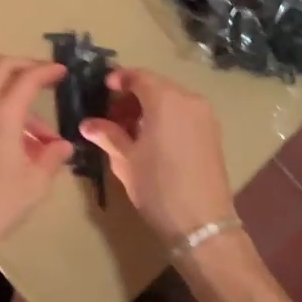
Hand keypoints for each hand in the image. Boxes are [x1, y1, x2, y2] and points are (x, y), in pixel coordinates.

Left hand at [0, 57, 76, 264]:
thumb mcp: (35, 183)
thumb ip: (52, 157)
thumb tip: (63, 145)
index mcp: (1, 115)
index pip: (26, 79)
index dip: (46, 70)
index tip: (62, 70)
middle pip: (1, 71)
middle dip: (25, 68)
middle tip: (46, 78)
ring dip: (16, 104)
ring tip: (40, 139)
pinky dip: (1, 116)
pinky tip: (16, 146)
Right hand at [80, 68, 234, 242]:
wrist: (203, 224)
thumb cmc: (158, 187)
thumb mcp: (126, 161)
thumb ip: (108, 135)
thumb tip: (87, 124)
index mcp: (166, 99)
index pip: (139, 76)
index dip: (120, 79)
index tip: (104, 88)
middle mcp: (189, 99)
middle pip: (157, 85)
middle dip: (134, 95)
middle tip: (113, 116)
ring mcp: (205, 116)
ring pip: (172, 99)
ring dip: (150, 106)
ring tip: (131, 130)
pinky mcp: (213, 133)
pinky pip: (185, 112)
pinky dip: (167, 116)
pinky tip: (153, 138)